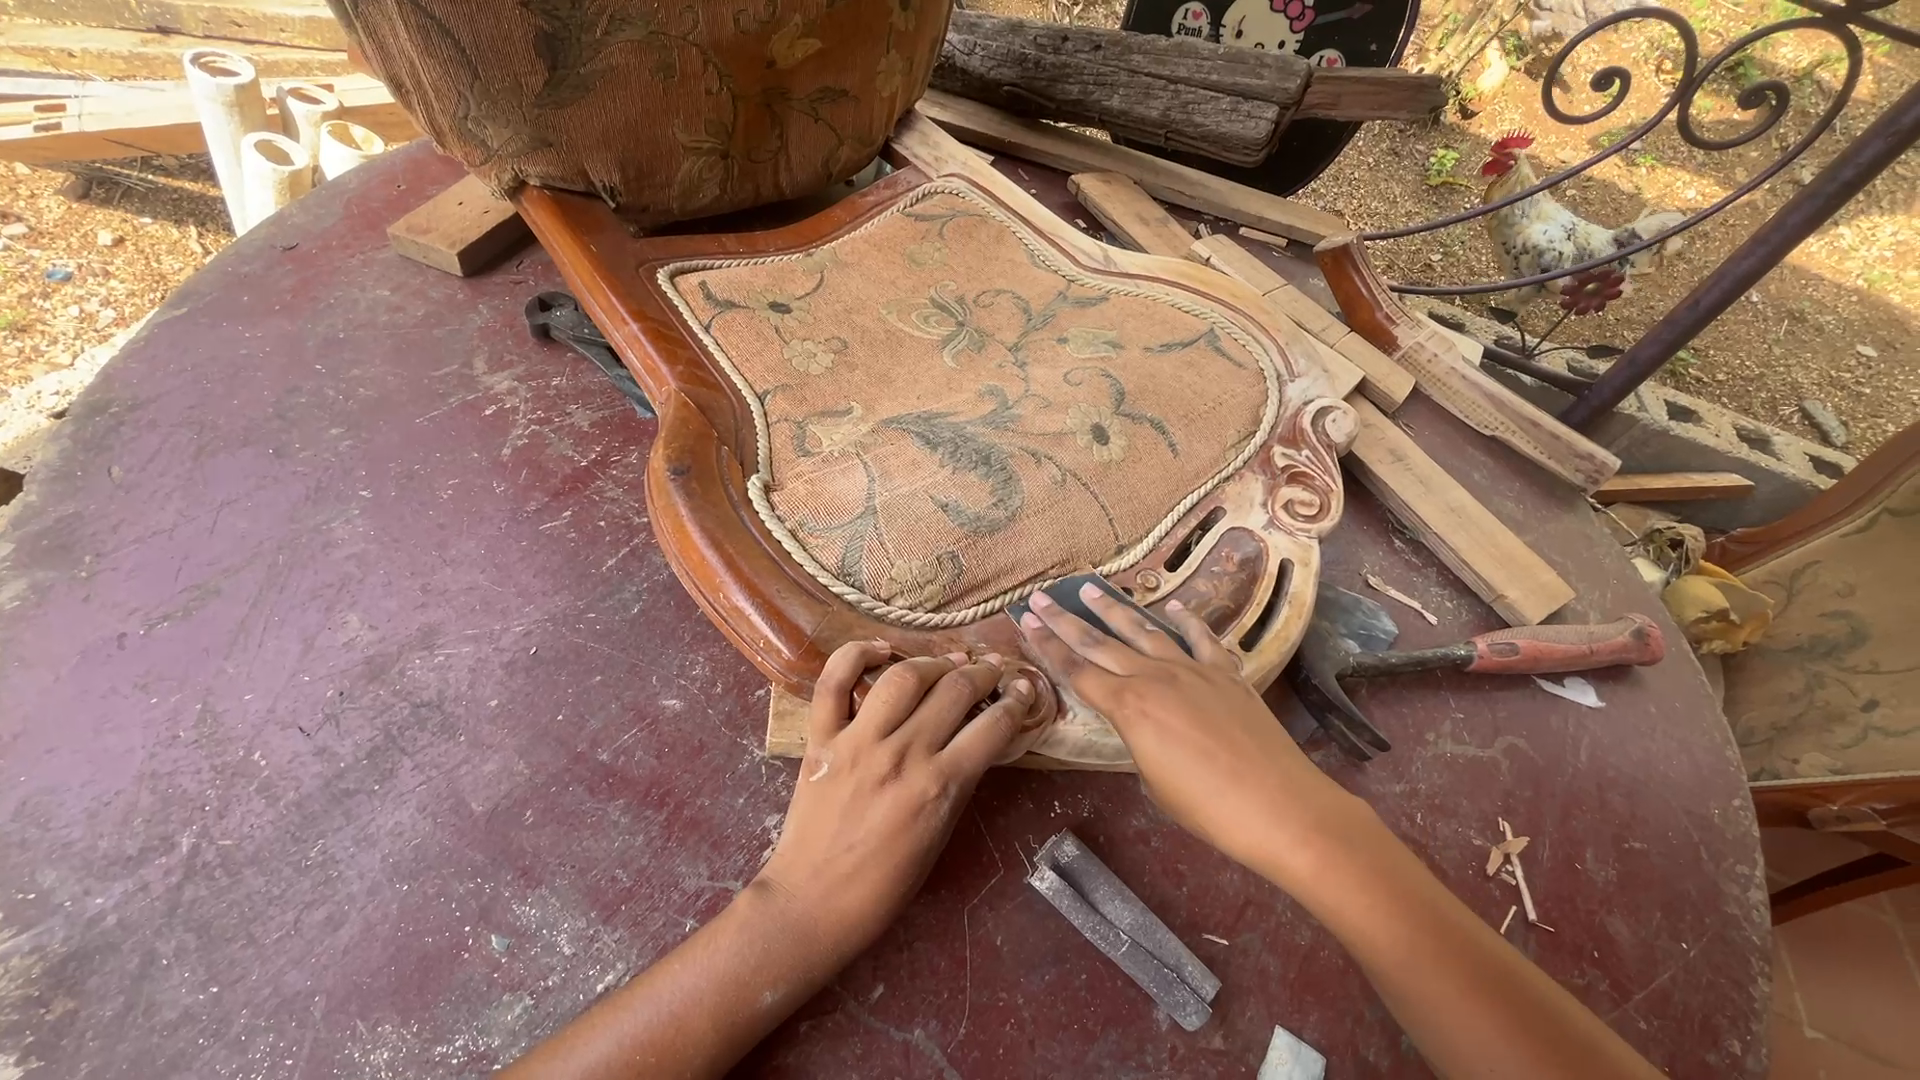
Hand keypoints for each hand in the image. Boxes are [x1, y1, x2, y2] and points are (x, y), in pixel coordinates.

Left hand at [753, 641, 1036, 959]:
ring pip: (903, 677)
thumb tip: (974, 740)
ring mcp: (858, 741)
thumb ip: (957, 782)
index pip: (992, 727)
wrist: (813, 902)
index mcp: (939, 786)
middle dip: (983, 672)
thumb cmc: (884, 883)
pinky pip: (833, 682)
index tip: (1022, 691)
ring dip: (933, 662)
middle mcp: (903, 754)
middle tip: (991, 668)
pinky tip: (879, 648)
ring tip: (948, 661)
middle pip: (954, 691)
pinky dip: (855, 655)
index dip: (1016, 703)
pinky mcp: (821, 738)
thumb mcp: (939, 834)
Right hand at [1014, 585, 1346, 874]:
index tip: (1027, 620)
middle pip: (1100, 644)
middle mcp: (1154, 678)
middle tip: (1041, 598)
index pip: (1076, 671)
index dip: (1047, 645)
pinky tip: (1172, 609)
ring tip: (1092, 589)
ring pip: (1145, 631)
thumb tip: (1142, 725)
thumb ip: (1138, 741)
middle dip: (1066, 620)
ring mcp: (1192, 670)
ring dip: (1115, 610)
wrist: (1278, 804)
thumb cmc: (1206, 807)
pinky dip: (1185, 621)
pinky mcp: (1226, 673)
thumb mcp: (1152, 780)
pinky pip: (1201, 639)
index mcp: (1128, 707)